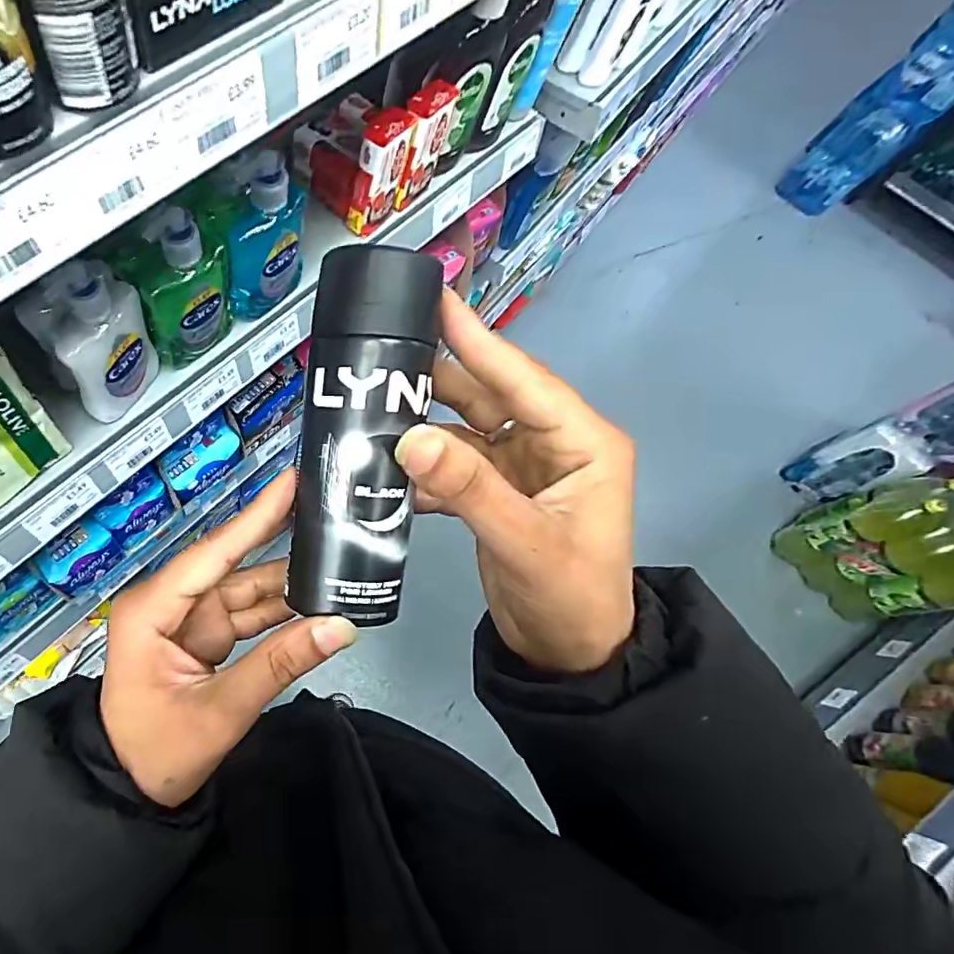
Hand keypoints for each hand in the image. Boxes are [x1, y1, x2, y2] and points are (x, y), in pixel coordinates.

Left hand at [102, 469, 357, 806]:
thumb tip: (338, 628)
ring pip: (247, 590)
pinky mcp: (205, 638)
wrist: (125, 788)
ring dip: (289, 580)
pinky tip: (315, 599)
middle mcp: (170, 603)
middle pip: (234, 565)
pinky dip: (281, 611)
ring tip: (336, 555)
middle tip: (328, 510)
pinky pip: (249, 615)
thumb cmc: (153, 752)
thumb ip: (279, 665)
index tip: (292, 482)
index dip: (256, 517)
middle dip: (280, 540)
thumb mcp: (219, 711)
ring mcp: (189, 620)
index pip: (213, 553)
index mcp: (153, 608)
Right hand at [395, 290, 635, 673]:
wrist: (568, 653)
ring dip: (423, 426)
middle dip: (440, 376)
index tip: (438, 300)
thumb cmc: (568, 596)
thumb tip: (408, 437)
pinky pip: (455, 468)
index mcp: (580, 443)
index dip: (479, 341)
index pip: (523, 381)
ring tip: (372, 408)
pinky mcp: (496, 494)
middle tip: (387, 350)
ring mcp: (521, 470)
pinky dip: (424, 469)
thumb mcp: (523, 542)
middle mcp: (550, 445)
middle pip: (489, 397)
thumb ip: (468, 488)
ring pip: (465, 432)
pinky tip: (389, 469)